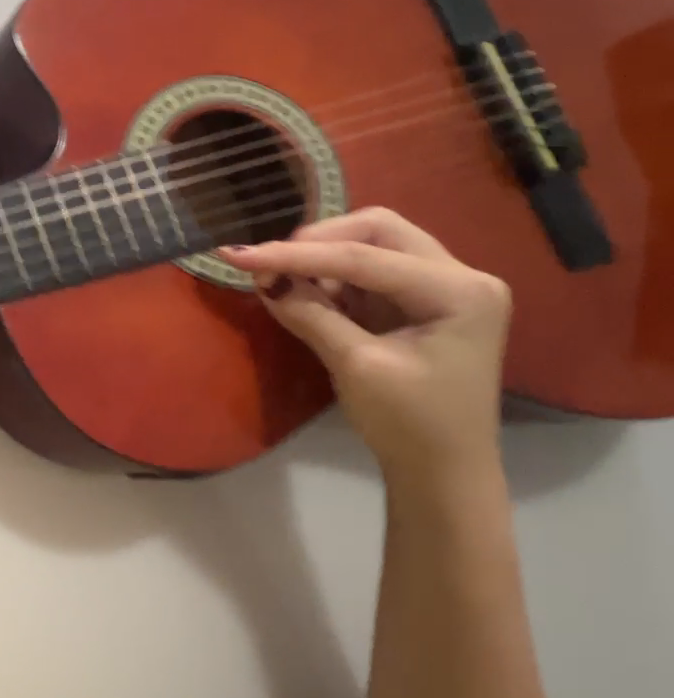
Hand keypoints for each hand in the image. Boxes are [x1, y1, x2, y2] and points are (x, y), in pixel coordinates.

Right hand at [222, 209, 511, 479]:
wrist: (443, 468)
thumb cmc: (410, 421)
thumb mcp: (355, 366)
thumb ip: (310, 314)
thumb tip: (262, 279)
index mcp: (459, 291)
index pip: (363, 256)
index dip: (295, 254)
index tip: (236, 256)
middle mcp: (460, 276)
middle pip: (377, 229)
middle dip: (316, 242)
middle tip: (268, 264)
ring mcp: (442, 288)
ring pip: (372, 244)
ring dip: (321, 258)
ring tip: (279, 282)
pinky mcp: (418, 303)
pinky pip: (368, 271)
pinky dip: (330, 277)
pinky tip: (303, 293)